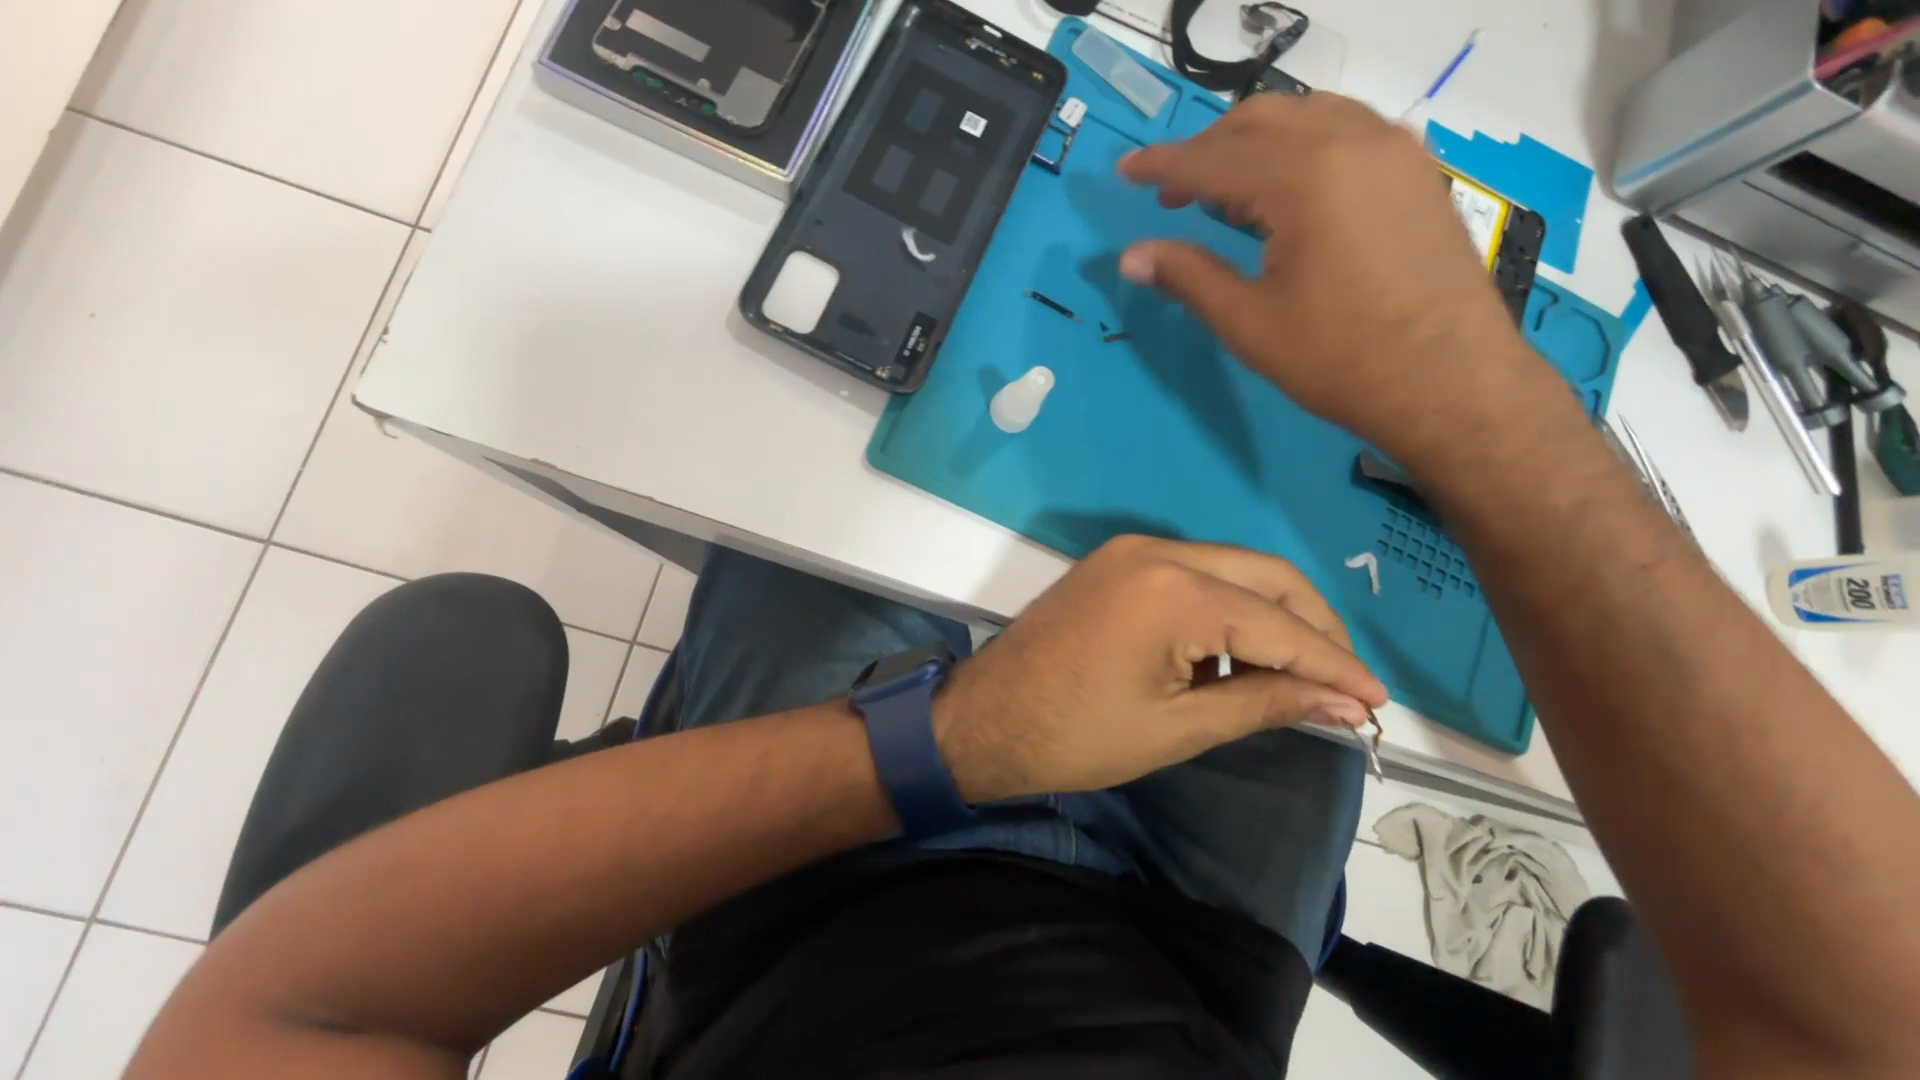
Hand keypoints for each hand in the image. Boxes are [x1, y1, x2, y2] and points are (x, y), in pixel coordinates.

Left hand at [933, 535, 1388, 802]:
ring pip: (1232, 570)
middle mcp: (1158, 552)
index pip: (1281, 624)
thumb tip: (1344, 702)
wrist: (982, 721)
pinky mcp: (1115, 563)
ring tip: (1294, 680)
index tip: (1376, 700)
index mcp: (1174, 591)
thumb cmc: (1075, 737)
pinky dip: (1225, 612)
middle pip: (1266, 576)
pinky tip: (1234, 661)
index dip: (1335, 664)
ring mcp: (1132, 551)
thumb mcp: (1179, 729)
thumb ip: (1266, 704)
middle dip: (1313, 627)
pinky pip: (1193, 575)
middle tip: (1344, 684)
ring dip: (1270, 617)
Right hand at [1114, 93, 1561, 462]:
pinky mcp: (1418, 172)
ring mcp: (1395, 151)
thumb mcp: (1250, 323)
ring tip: (1229, 192)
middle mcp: (1353, 141)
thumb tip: (1130, 257)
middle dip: (1208, 149)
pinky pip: (1349, 130)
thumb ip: (1188, 277)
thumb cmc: (1342, 359)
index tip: (1127, 172)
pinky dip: (1304, 145)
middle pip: (1261, 119)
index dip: (1164, 166)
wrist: (1452, 384)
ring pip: (1308, 115)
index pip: (1215, 157)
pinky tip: (1291, 190)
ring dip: (1257, 142)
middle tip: (1175, 194)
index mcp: (1305, 176)